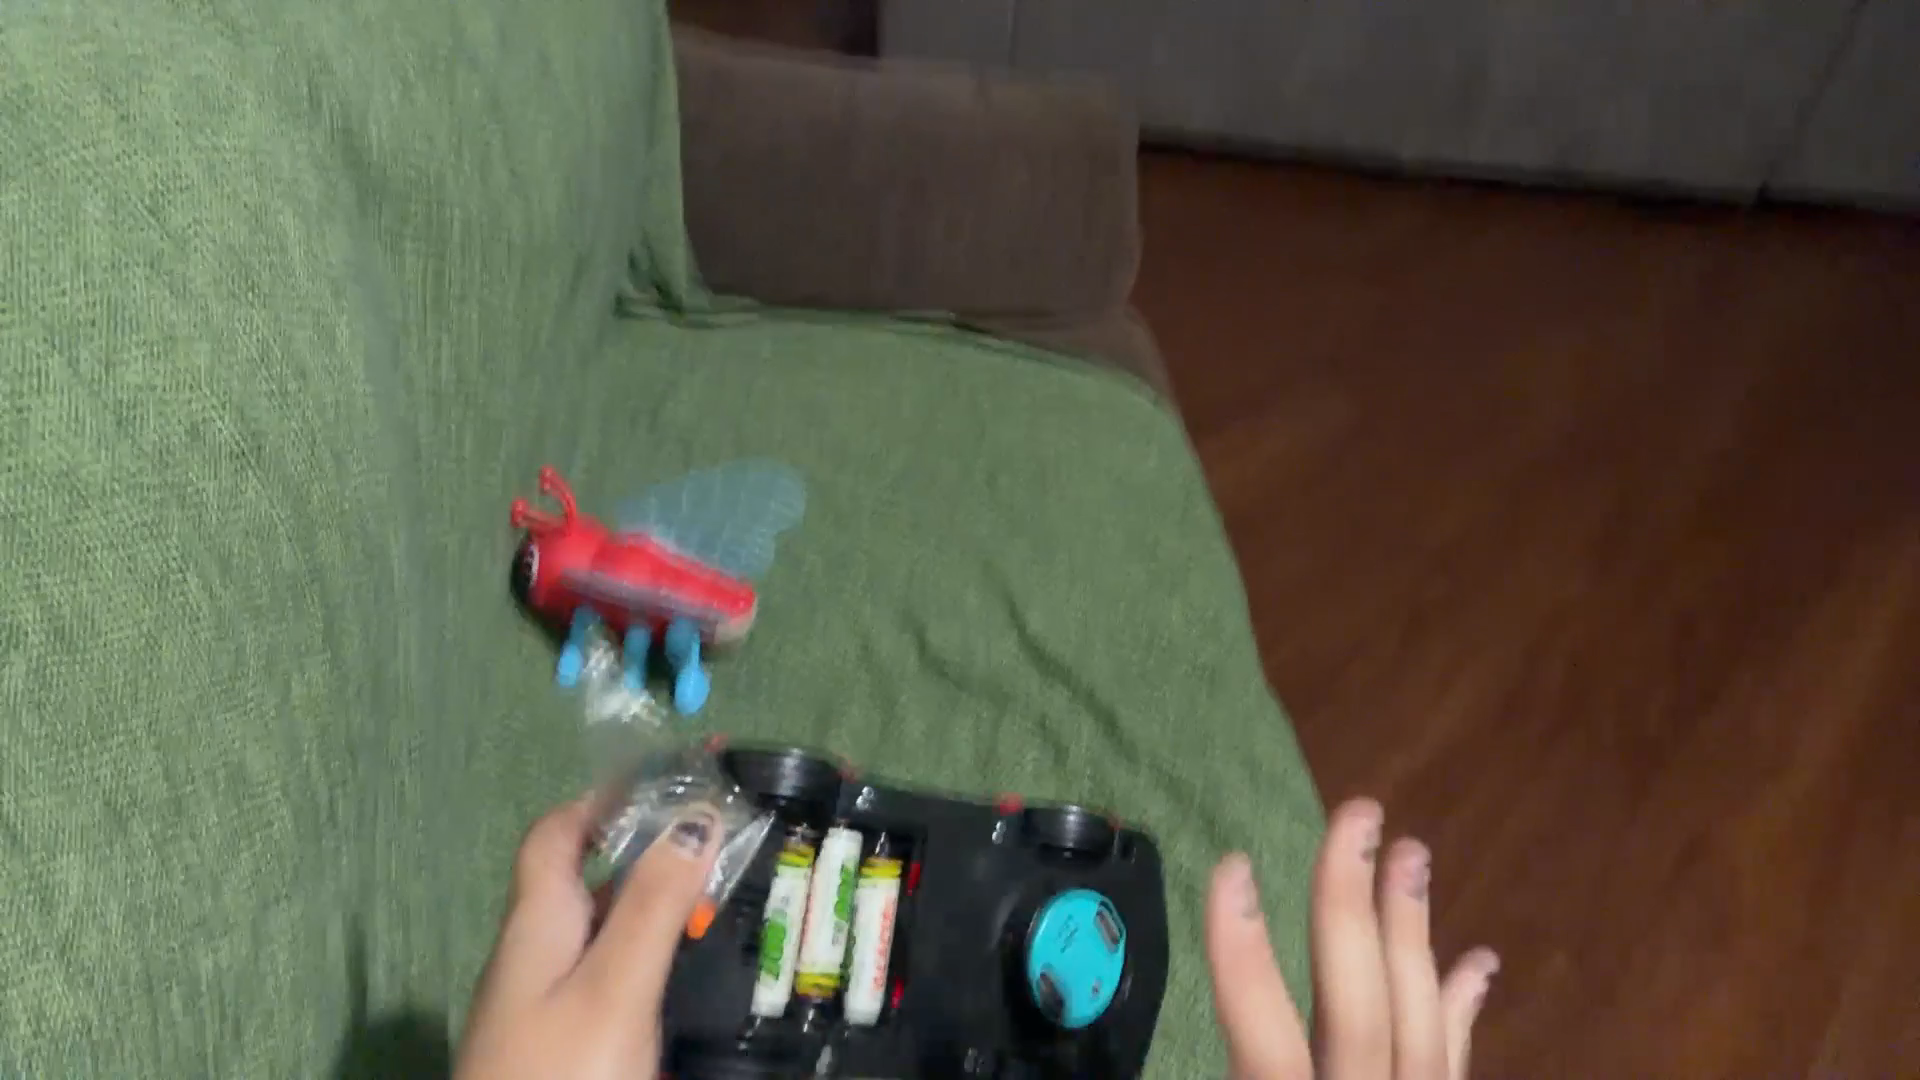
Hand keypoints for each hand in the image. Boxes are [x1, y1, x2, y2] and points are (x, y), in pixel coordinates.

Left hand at [454, 796, 721, 1079]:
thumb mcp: (614, 987)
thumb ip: (654, 903)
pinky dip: (663, 941)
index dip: (606, 796)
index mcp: (537, 925)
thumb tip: (696, 813)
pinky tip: (700, 951)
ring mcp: (558, 1000)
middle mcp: (542, 953)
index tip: (673, 776)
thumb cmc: (561, 1077)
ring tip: (731, 876)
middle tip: (727, 825)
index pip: (557, 834)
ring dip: (666, 890)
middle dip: (655, 840)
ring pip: (615, 921)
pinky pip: (623, 964)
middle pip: (594, 873)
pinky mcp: (578, 1038)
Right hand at [1207, 798, 1499, 1079]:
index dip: (1243, 958)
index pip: (1263, 1043)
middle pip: (1358, 1017)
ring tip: (1412, 852)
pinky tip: (1478, 960)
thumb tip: (1083, 1073)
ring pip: (1420, 1028)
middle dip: (1352, 909)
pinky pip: (1456, 1064)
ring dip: (1412, 933)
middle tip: (1362, 815)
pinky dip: (1460, 1008)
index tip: (1231, 865)